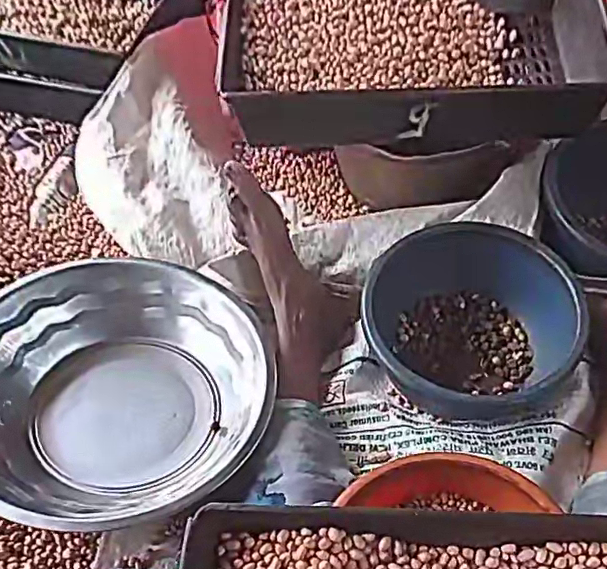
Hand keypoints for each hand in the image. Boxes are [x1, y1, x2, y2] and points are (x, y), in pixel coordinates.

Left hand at [224, 161, 352, 401]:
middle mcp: (269, 268)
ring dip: (244, 214)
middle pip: (251, 224)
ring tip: (236, 194)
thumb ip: (356, 292)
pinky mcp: (269, 287)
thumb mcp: (344, 309)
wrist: (298, 361)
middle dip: (242, 196)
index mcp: (283, 265)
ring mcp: (267, 278)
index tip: (236, 168)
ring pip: (251, 238)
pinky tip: (247, 231)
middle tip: (232, 172)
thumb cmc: (318, 336)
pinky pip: (257, 251)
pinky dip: (252, 234)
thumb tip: (374, 280)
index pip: (265, 220)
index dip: (251, 192)